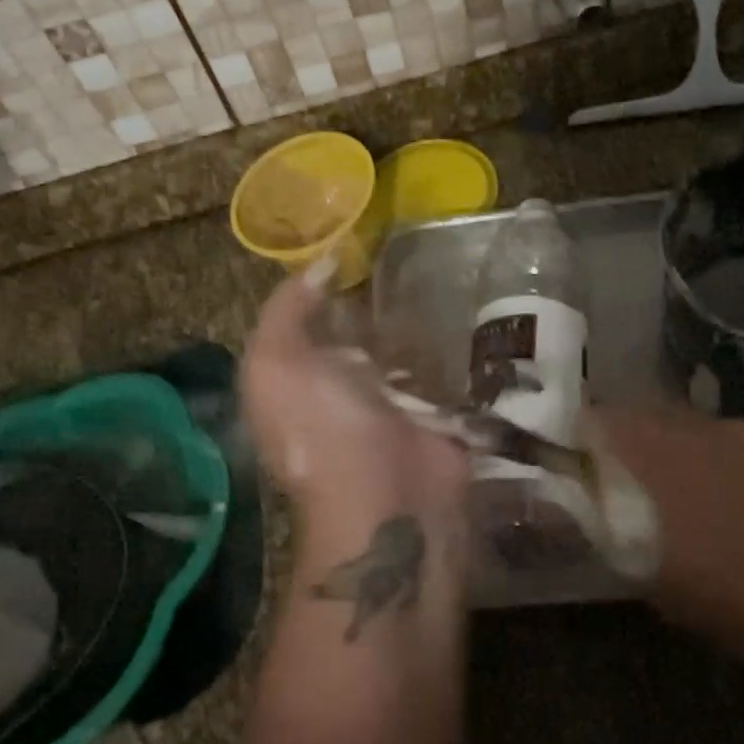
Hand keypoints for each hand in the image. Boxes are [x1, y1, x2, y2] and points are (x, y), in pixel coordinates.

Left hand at [241, 261, 469, 527]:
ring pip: (401, 353)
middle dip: (377, 304)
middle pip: (356, 338)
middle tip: (409, 253)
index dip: (324, 289)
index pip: (306, 325)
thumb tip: (322, 263)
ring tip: (444, 270)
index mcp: (294, 383)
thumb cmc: (323, 426)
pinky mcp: (436, 419)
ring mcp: (391, 410)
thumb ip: (288, 308)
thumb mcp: (275, 362)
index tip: (356, 246)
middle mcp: (339, 395)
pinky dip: (454, 350)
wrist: (390, 497)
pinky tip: (468, 312)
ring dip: (418, 324)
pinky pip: (443, 374)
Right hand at [594, 406, 743, 652]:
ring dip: (664, 444)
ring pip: (680, 423)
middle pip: (636, 413)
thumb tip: (584, 512)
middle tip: (613, 473)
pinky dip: (707, 453)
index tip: (566, 456)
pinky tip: (724, 492)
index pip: (593, 420)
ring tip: (671, 485)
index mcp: (654, 460)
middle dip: (618, 436)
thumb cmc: (738, 598)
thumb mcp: (656, 581)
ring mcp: (734, 431)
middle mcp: (689, 430)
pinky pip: (720, 436)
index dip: (574, 433)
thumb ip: (612, 534)